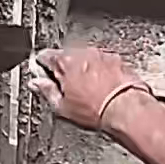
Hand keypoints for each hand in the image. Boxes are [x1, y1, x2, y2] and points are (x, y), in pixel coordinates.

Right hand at [27, 47, 155, 131]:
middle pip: (67, 56)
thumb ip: (46, 90)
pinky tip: (101, 89)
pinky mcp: (118, 61)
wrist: (127, 109)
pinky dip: (100, 73)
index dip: (41, 67)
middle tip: (66, 89)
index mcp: (65, 61)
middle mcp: (84, 53)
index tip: (43, 77)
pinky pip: (102, 64)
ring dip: (83, 70)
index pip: (45, 56)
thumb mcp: (61, 106)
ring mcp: (103, 55)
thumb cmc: (96, 109)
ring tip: (87, 92)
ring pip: (86, 59)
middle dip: (65, 70)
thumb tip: (36, 83)